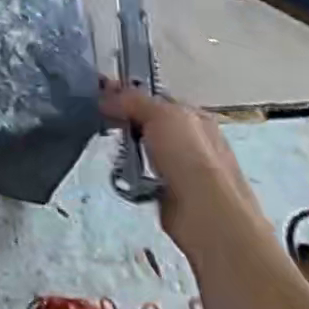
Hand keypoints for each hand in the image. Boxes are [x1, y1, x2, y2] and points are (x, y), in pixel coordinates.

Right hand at [100, 78, 260, 228]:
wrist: (206, 213)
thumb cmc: (187, 156)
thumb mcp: (159, 114)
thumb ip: (133, 100)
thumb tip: (107, 96)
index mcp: (194, 115)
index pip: (156, 98)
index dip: (129, 95)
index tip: (103, 95)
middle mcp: (191, 139)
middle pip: (149, 122)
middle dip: (127, 121)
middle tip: (105, 122)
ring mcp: (183, 167)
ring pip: (144, 149)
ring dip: (127, 149)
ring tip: (113, 151)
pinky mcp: (171, 192)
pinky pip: (143, 174)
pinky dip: (132, 174)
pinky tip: (124, 175)